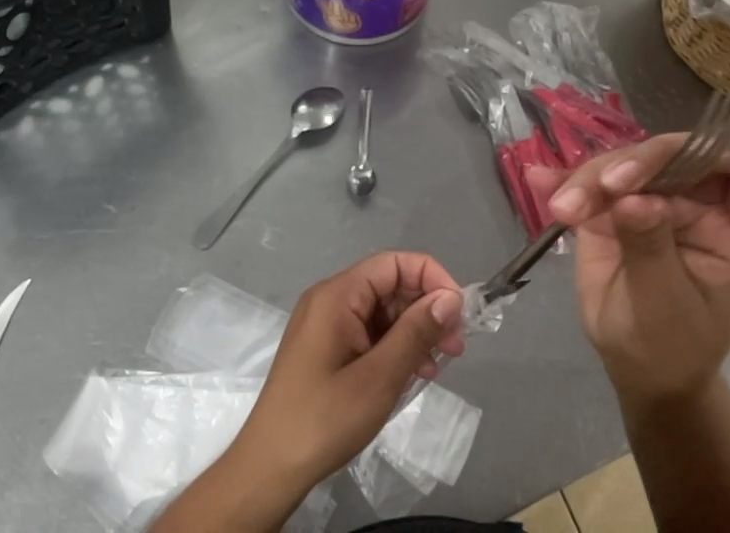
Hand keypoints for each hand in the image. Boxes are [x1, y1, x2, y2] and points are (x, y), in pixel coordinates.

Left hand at [230, 252, 466, 487]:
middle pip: (390, 286)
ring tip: (437, 368)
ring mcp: (327, 325)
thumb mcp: (379, 377)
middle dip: (427, 310)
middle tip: (455, 349)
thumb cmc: (324, 419)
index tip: (459, 314)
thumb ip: (415, 332)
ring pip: (383, 312)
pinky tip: (413, 375)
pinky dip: (395, 348)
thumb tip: (450, 298)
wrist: (270, 467)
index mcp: (337, 295)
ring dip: (415, 332)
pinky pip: (370, 334)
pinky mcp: (327, 349)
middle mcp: (330, 300)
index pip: (394, 264)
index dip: (432, 278)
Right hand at [527, 132, 729, 400]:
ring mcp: (657, 202)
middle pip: (681, 157)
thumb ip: (650, 248)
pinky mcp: (616, 207)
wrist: (637, 370)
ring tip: (563, 208)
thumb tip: (634, 199)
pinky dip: (567, 181)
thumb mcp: (665, 304)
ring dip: (593, 176)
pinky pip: (594, 183)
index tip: (691, 153)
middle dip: (642, 162)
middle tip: (606, 186)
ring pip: (630, 164)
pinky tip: (541, 180)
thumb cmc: (671, 347)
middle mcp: (702, 205)